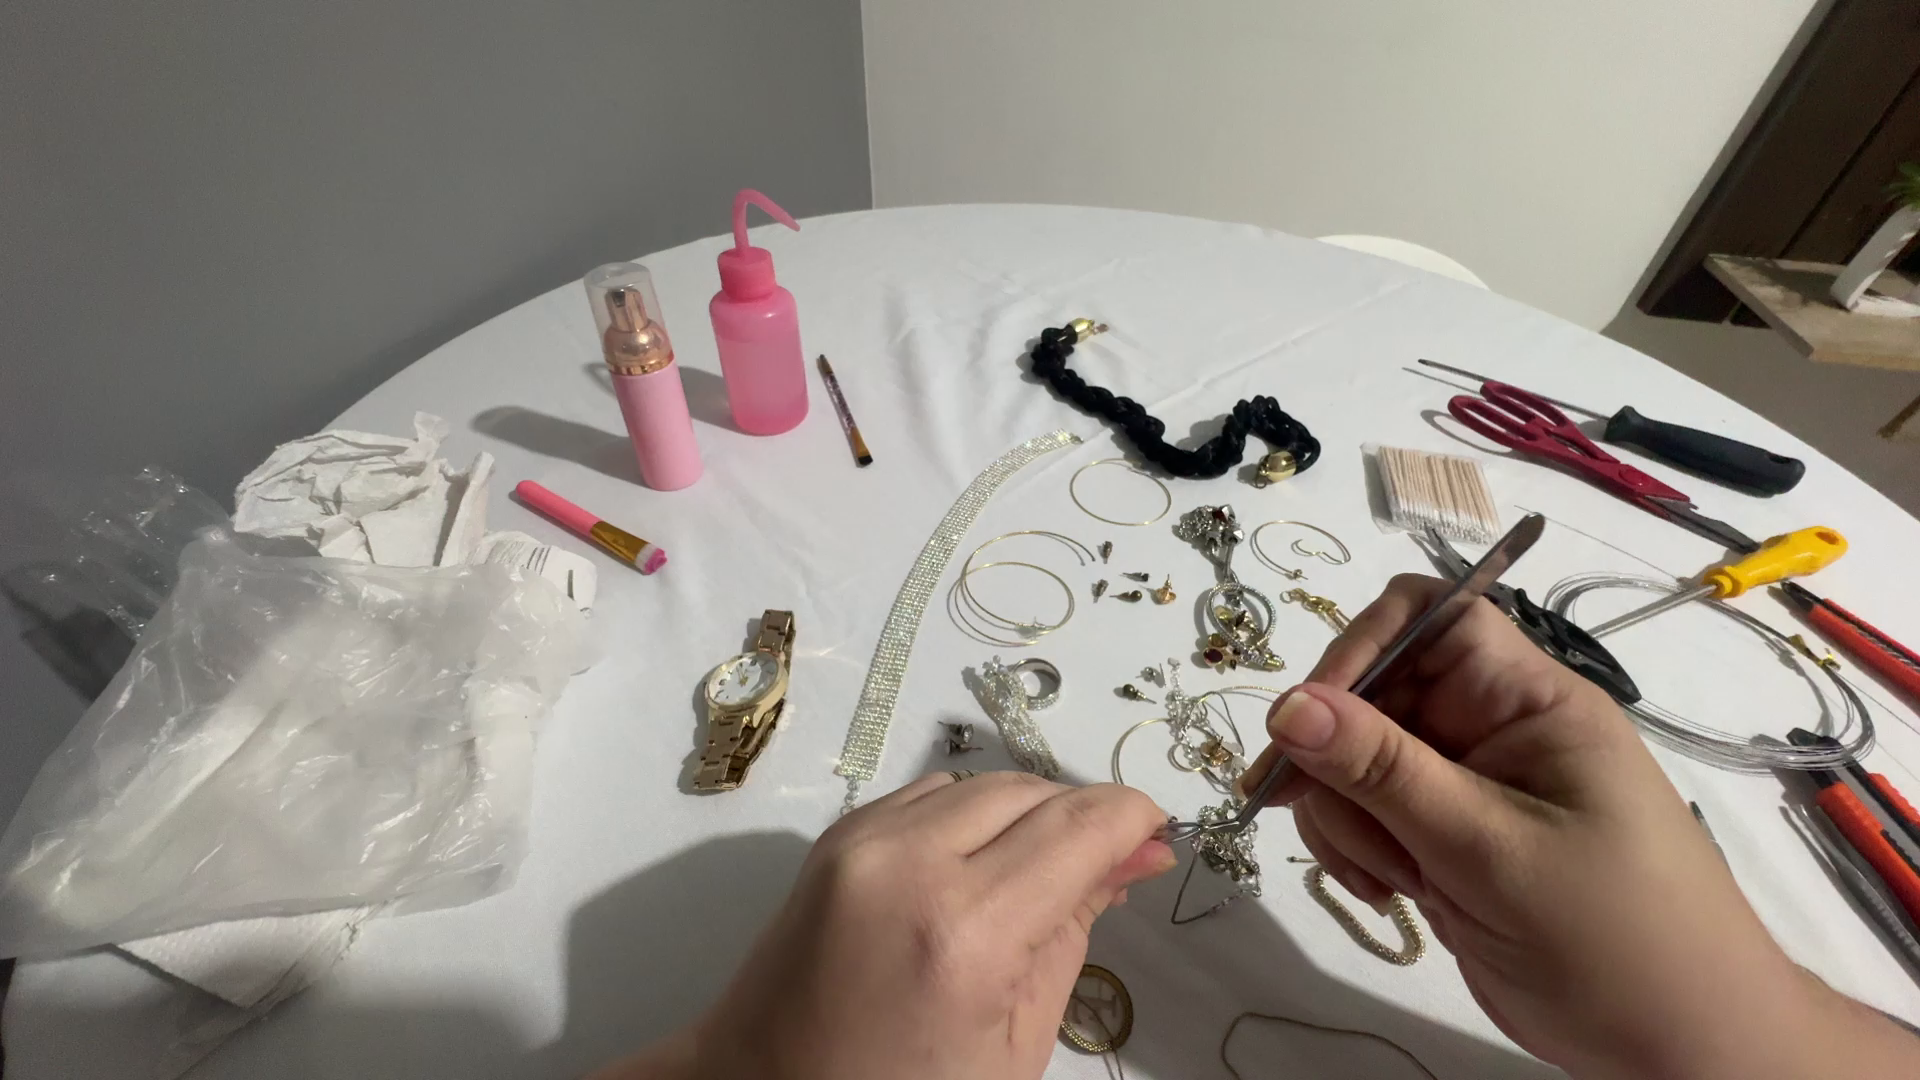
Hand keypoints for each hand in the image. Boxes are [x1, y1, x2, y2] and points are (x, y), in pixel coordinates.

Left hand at [591, 772, 1173, 1079]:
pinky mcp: (841, 827)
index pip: (1076, 831)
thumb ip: (1075, 929)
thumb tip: (1134, 854)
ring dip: (1028, 812)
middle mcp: (909, 860)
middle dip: (1082, 815)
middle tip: (1107, 861)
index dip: (1130, 816)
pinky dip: (973, 813)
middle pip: (1032, 791)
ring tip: (1037, 869)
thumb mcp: (1015, 1043)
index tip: (1157, 829)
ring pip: (984, 783)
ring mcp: (864, 835)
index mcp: (964, 934)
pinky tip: (977, 860)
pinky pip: (935, 793)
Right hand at [1240, 573, 1919, 1079]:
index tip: (1308, 714)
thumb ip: (1381, 770)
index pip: (1427, 617)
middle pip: (1365, 694)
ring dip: (1342, 817)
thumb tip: (1283, 706)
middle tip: (1315, 815)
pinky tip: (1386, 892)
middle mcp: (1481, 723)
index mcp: (1522, 699)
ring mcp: (1451, 777)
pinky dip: (1349, 847)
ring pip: (1343, 756)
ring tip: (1389, 879)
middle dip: (1334, 760)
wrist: (1681, 1062)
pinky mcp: (1429, 827)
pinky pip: (1352, 808)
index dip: (1361, 645)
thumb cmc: (1617, 943)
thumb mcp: (1488, 849)